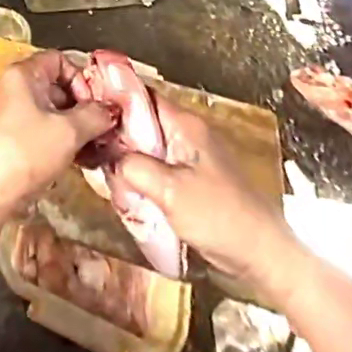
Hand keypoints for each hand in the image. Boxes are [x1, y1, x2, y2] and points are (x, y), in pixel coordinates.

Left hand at [0, 51, 114, 215]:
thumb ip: (95, 115)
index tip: (93, 105)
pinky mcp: (18, 135)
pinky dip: (66, 138)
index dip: (80, 78)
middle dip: (84, 105)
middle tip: (102, 128)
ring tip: (96, 147)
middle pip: (59, 84)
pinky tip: (83, 159)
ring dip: (78, 126)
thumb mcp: (68, 131)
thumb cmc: (26, 151)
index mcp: (23, 74)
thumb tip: (111, 110)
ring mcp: (16, 111)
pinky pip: (48, 128)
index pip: (59, 60)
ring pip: (55, 109)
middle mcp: (17, 87)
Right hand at [107, 96, 306, 294]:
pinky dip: (140, 171)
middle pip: (141, 118)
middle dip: (114, 129)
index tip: (85, 103)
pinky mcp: (194, 178)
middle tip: (87, 140)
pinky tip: (125, 186)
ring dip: (126, 153)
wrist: (267, 258)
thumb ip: (133, 166)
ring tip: (100, 164)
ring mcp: (192, 156)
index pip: (141, 94)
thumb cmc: (221, 218)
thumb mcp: (169, 191)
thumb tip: (108, 155)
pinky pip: (157, 164)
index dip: (112, 94)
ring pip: (147, 143)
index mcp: (185, 125)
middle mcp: (188, 133)